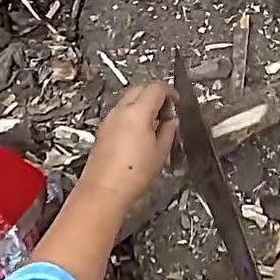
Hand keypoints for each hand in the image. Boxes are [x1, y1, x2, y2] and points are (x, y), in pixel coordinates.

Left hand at [76, 81, 176, 208]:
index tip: (176, 101)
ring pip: (128, 99)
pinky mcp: (103, 130)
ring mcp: (109, 119)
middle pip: (140, 88)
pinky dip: (132, 113)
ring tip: (155, 123)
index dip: (170, 92)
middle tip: (167, 111)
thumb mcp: (161, 152)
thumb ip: (168, 130)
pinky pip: (120, 112)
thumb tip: (171, 121)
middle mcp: (121, 111)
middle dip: (156, 94)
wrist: (104, 191)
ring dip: (143, 103)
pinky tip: (140, 132)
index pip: (156, 88)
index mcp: (138, 112)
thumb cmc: (133, 174)